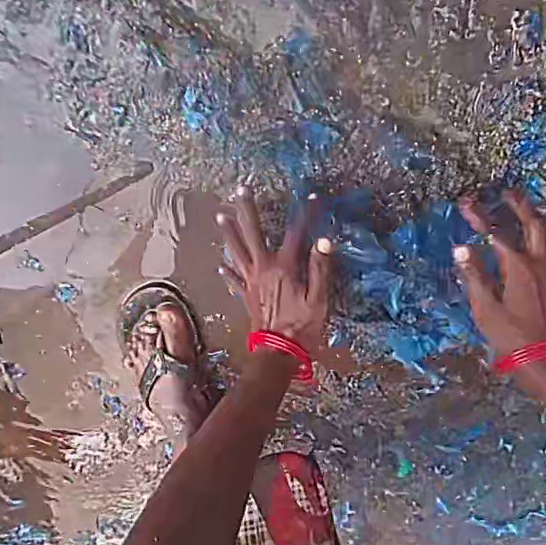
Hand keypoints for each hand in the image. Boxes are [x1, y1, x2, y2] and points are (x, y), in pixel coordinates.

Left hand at [217, 186, 333, 353]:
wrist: (278, 353)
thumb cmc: (302, 326)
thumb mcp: (318, 298)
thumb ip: (319, 268)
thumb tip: (324, 240)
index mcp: (283, 267)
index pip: (295, 233)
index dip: (305, 214)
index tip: (312, 197)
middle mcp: (262, 269)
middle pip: (252, 234)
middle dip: (247, 211)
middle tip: (240, 191)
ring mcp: (251, 282)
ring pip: (236, 251)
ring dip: (229, 233)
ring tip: (221, 216)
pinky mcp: (246, 295)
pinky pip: (234, 279)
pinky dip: (228, 270)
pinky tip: (221, 263)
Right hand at [453, 189, 545, 358]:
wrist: (537, 355)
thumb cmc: (509, 334)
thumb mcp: (485, 307)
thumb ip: (473, 275)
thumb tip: (461, 249)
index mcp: (519, 269)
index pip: (496, 234)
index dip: (480, 217)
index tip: (466, 203)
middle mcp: (537, 264)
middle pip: (532, 224)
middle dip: (519, 205)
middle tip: (506, 191)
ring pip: (543, 233)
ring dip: (532, 215)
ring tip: (521, 204)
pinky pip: (545, 244)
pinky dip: (537, 230)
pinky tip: (530, 232)